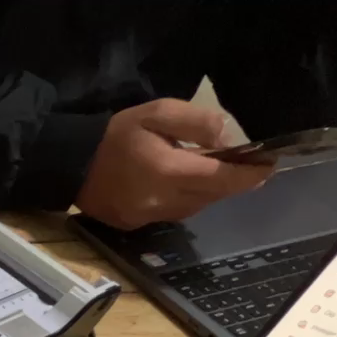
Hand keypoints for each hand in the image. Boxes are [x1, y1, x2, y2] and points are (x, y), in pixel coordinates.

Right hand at [75, 99, 273, 228]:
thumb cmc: (115, 135)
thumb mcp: (160, 112)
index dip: (251, 174)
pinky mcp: (130, 224)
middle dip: (230, 183)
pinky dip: (180, 203)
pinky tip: (175, 189)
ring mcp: (143, 216)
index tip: (268, 165)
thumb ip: (199, 122)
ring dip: (206, 194)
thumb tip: (229, 138)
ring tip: (209, 177)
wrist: (68, 165)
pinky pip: (168, 216)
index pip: (224, 178)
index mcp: (170, 171)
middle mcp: (160, 200)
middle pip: (211, 196)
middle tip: (241, 167)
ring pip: (191, 209)